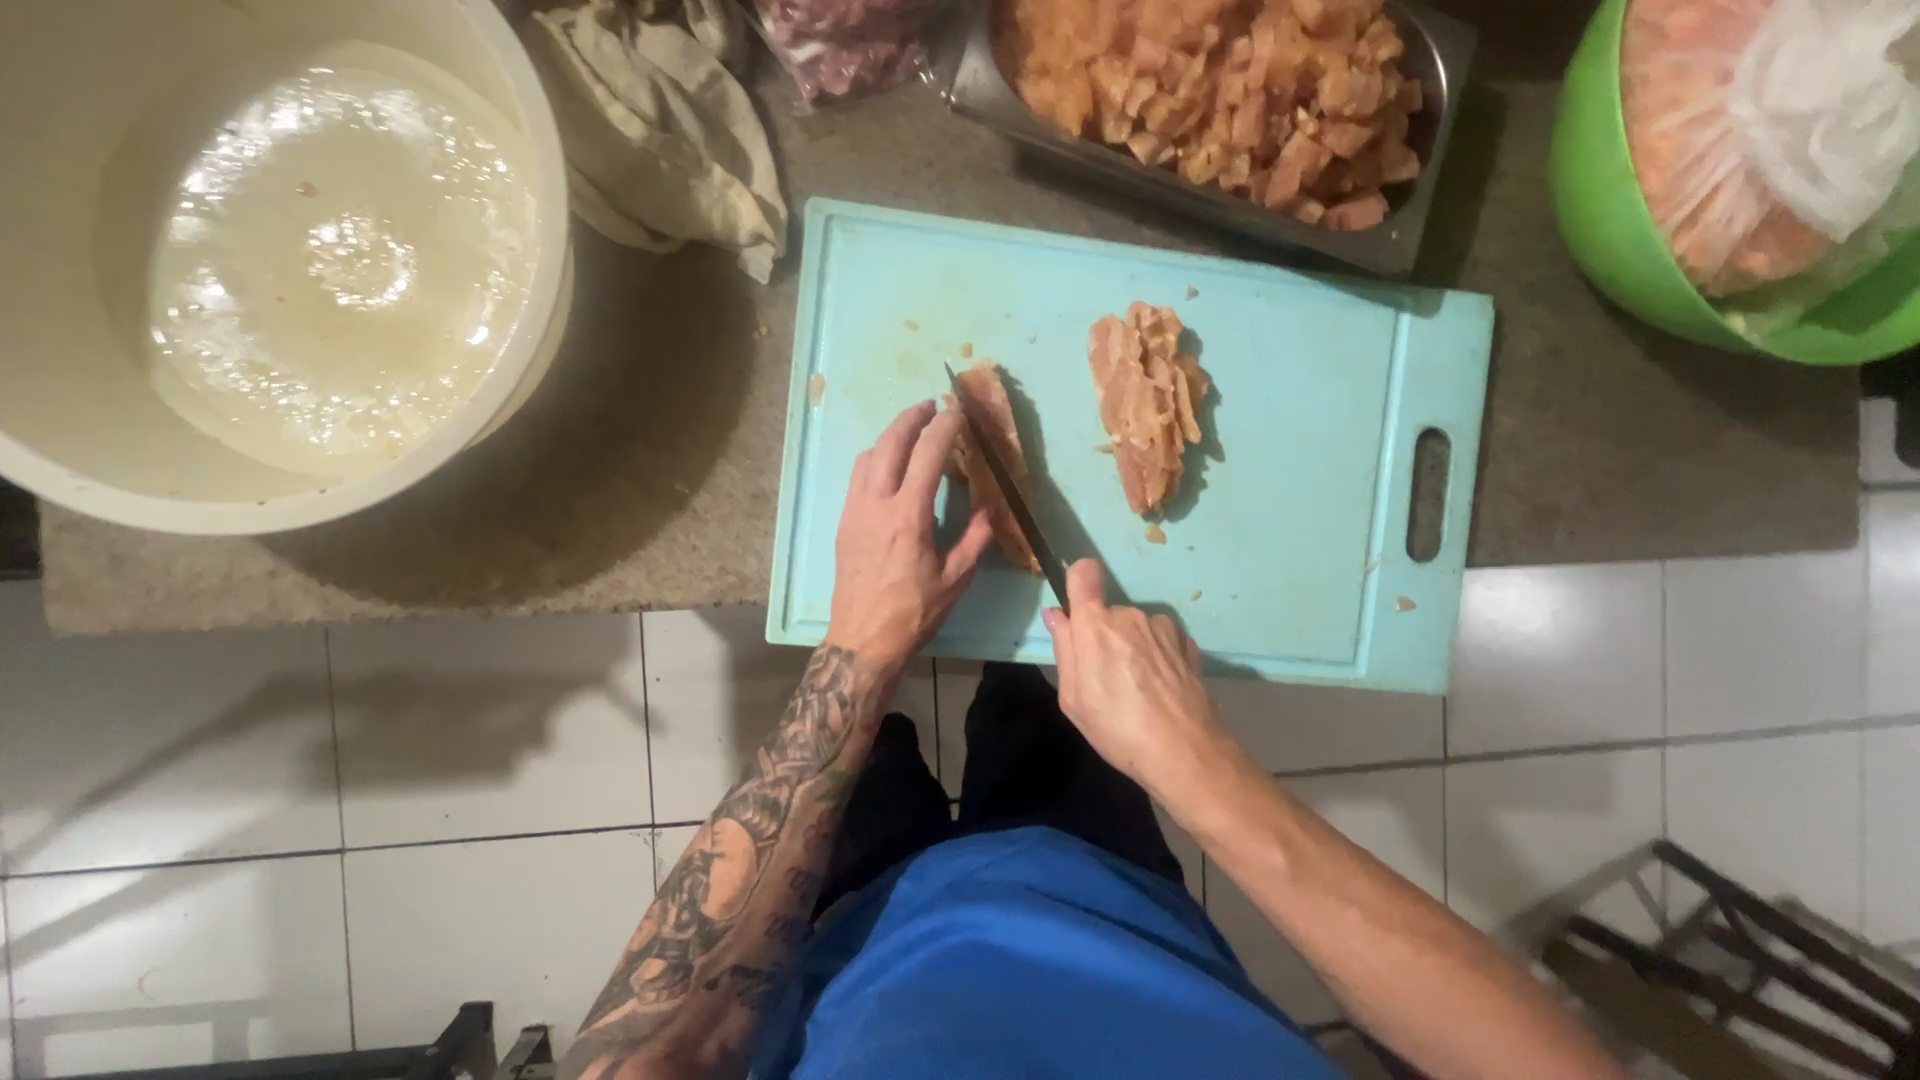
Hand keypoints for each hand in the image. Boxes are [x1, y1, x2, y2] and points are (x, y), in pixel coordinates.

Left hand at [825, 401, 993, 673]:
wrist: (863, 639)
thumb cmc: (914, 612)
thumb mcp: (957, 578)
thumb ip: (976, 538)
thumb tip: (988, 508)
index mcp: (908, 515)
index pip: (928, 454)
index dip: (945, 427)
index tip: (957, 412)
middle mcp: (876, 504)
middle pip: (890, 443)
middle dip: (911, 418)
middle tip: (931, 406)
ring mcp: (855, 511)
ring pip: (868, 456)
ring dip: (890, 436)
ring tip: (910, 432)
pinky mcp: (844, 523)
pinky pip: (857, 476)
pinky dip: (874, 458)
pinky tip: (889, 466)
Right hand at [1043, 559, 1232, 794]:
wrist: (1184, 753)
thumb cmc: (1117, 729)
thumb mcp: (1074, 699)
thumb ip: (1064, 650)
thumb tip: (1057, 615)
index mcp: (1095, 626)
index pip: (1083, 574)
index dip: (1078, 581)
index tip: (1078, 605)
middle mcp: (1130, 616)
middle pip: (1109, 614)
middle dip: (1105, 637)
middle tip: (1107, 679)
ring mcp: (1163, 628)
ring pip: (1137, 628)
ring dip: (1134, 647)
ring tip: (1139, 689)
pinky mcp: (1187, 643)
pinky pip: (1161, 640)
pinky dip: (1158, 657)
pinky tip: (1161, 689)